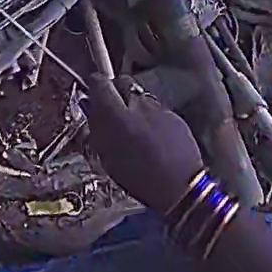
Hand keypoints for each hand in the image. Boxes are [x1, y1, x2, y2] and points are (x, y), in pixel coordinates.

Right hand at [83, 72, 204, 213]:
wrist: (181, 189)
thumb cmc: (138, 177)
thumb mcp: (106, 154)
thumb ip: (96, 125)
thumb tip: (90, 105)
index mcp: (115, 114)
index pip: (100, 82)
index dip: (94, 84)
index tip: (92, 91)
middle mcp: (137, 104)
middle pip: (122, 82)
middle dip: (116, 90)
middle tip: (113, 108)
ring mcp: (158, 109)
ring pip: (140, 96)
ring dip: (134, 105)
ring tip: (134, 127)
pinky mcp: (175, 116)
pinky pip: (157, 110)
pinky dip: (152, 118)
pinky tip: (153, 136)